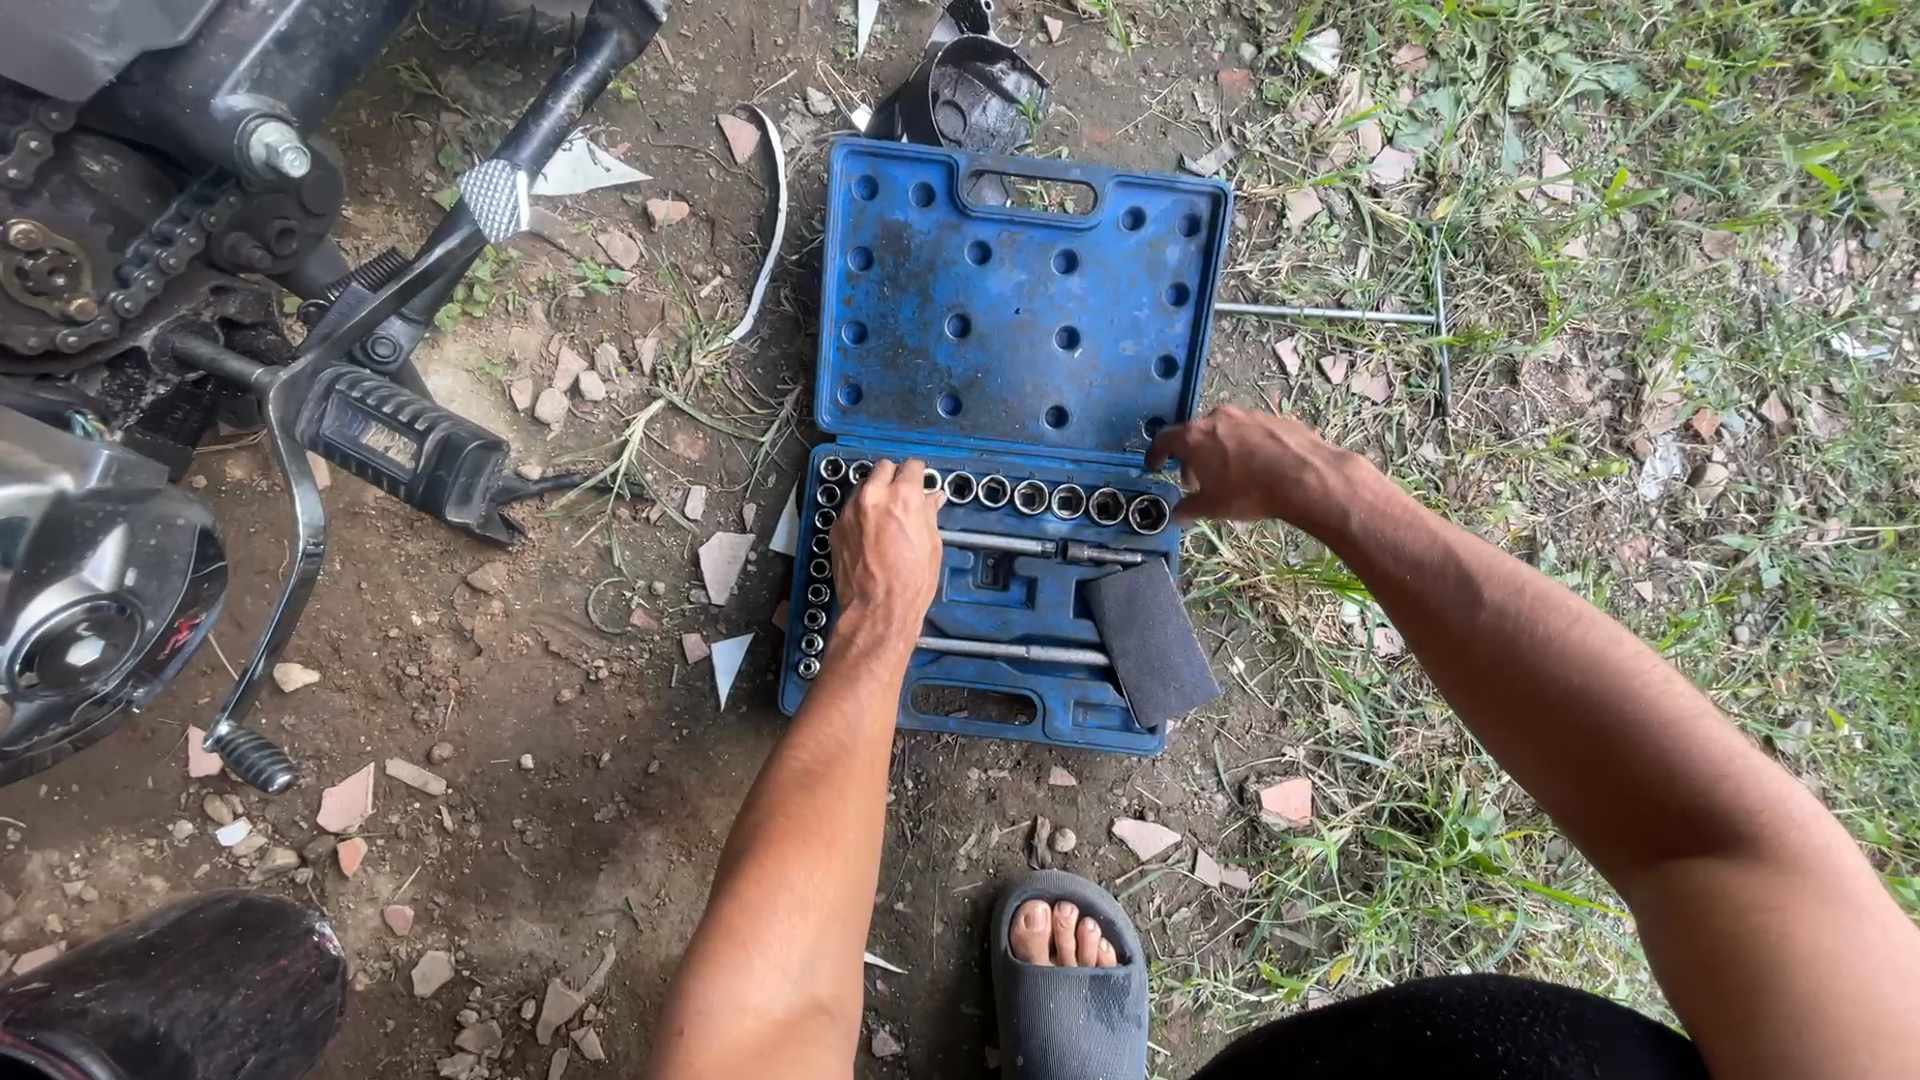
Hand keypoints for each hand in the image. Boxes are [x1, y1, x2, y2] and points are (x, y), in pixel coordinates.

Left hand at [831, 458, 944, 638]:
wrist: (878, 608)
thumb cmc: (910, 582)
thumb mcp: (932, 544)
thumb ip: (929, 514)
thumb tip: (932, 499)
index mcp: (903, 497)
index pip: (911, 466)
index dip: (918, 474)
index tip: (919, 481)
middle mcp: (873, 497)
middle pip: (883, 468)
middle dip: (894, 477)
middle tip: (902, 494)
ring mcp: (851, 511)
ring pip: (863, 486)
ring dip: (875, 494)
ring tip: (885, 516)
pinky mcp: (836, 527)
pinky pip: (850, 509)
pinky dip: (860, 514)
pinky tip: (869, 533)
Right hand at [1145, 405, 1366, 531]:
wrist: (1306, 477)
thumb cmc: (1248, 492)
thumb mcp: (1212, 508)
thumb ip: (1188, 509)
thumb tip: (1177, 515)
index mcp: (1195, 436)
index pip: (1164, 439)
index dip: (1155, 454)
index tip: (1154, 466)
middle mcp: (1218, 418)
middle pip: (1194, 434)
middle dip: (1190, 457)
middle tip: (1196, 480)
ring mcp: (1248, 415)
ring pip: (1223, 431)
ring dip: (1218, 450)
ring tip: (1228, 474)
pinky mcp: (1274, 418)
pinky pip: (1249, 432)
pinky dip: (1245, 447)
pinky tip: (1257, 467)